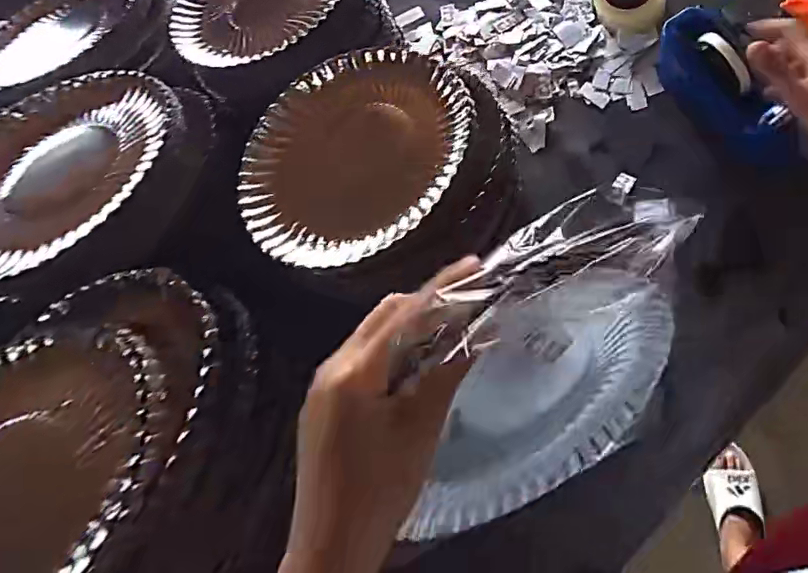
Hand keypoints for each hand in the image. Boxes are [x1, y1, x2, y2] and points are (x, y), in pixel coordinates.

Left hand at [281, 258, 480, 572]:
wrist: (330, 553)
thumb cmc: (380, 489)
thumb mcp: (423, 424)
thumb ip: (450, 368)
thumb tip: (483, 327)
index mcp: (353, 372)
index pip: (405, 312)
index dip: (443, 286)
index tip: (475, 264)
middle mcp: (332, 369)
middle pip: (386, 314)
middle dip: (429, 299)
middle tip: (471, 292)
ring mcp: (324, 387)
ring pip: (376, 333)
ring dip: (414, 322)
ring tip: (454, 321)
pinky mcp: (326, 404)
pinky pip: (366, 356)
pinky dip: (397, 346)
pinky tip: (423, 356)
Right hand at [746, 18, 807, 157]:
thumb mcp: (798, 96)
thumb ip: (775, 70)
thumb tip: (753, 46)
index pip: (791, 29)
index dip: (768, 26)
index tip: (748, 30)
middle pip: (798, 41)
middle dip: (774, 45)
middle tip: (753, 56)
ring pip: (804, 57)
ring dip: (783, 62)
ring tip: (763, 75)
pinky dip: (794, 74)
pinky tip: (785, 92)